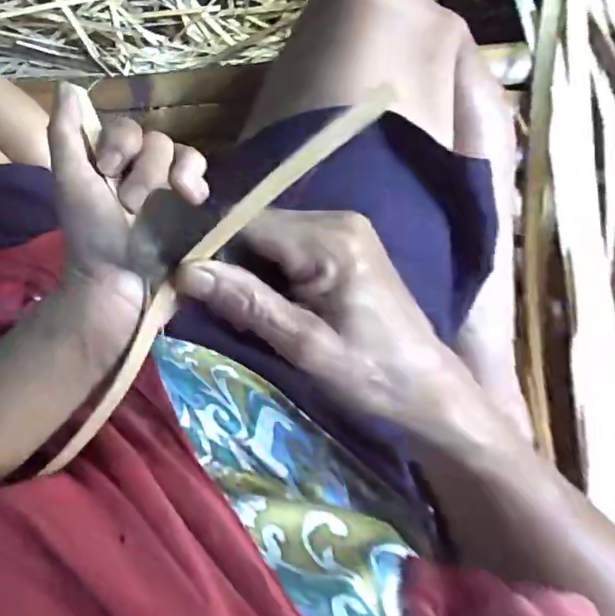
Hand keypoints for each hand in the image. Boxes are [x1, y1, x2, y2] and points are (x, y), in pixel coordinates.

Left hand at [48, 84, 208, 332]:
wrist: (120, 282)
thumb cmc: (89, 233)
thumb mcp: (69, 181)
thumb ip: (65, 134)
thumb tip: (67, 84)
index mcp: (109, 159)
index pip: (125, 128)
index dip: (119, 144)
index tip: (106, 171)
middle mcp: (139, 166)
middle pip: (155, 139)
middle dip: (143, 171)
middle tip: (129, 204)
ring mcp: (168, 182)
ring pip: (179, 151)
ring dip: (165, 176)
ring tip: (157, 206)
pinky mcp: (191, 199)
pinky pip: (200, 169)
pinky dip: (196, 178)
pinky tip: (191, 197)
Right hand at [173, 210, 508, 445]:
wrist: (434, 396)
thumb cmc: (374, 379)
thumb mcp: (306, 347)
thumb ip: (248, 303)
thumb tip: (187, 271)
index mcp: (330, 240)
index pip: (248, 224)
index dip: (210, 247)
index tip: (180, 278)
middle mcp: (337, 219)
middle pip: (258, 226)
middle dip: (229, 259)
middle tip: (205, 301)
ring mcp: (344, 228)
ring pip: (269, 235)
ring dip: (247, 266)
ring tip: (233, 305)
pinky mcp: (345, 243)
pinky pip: (289, 244)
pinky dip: (269, 269)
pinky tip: (264, 300)